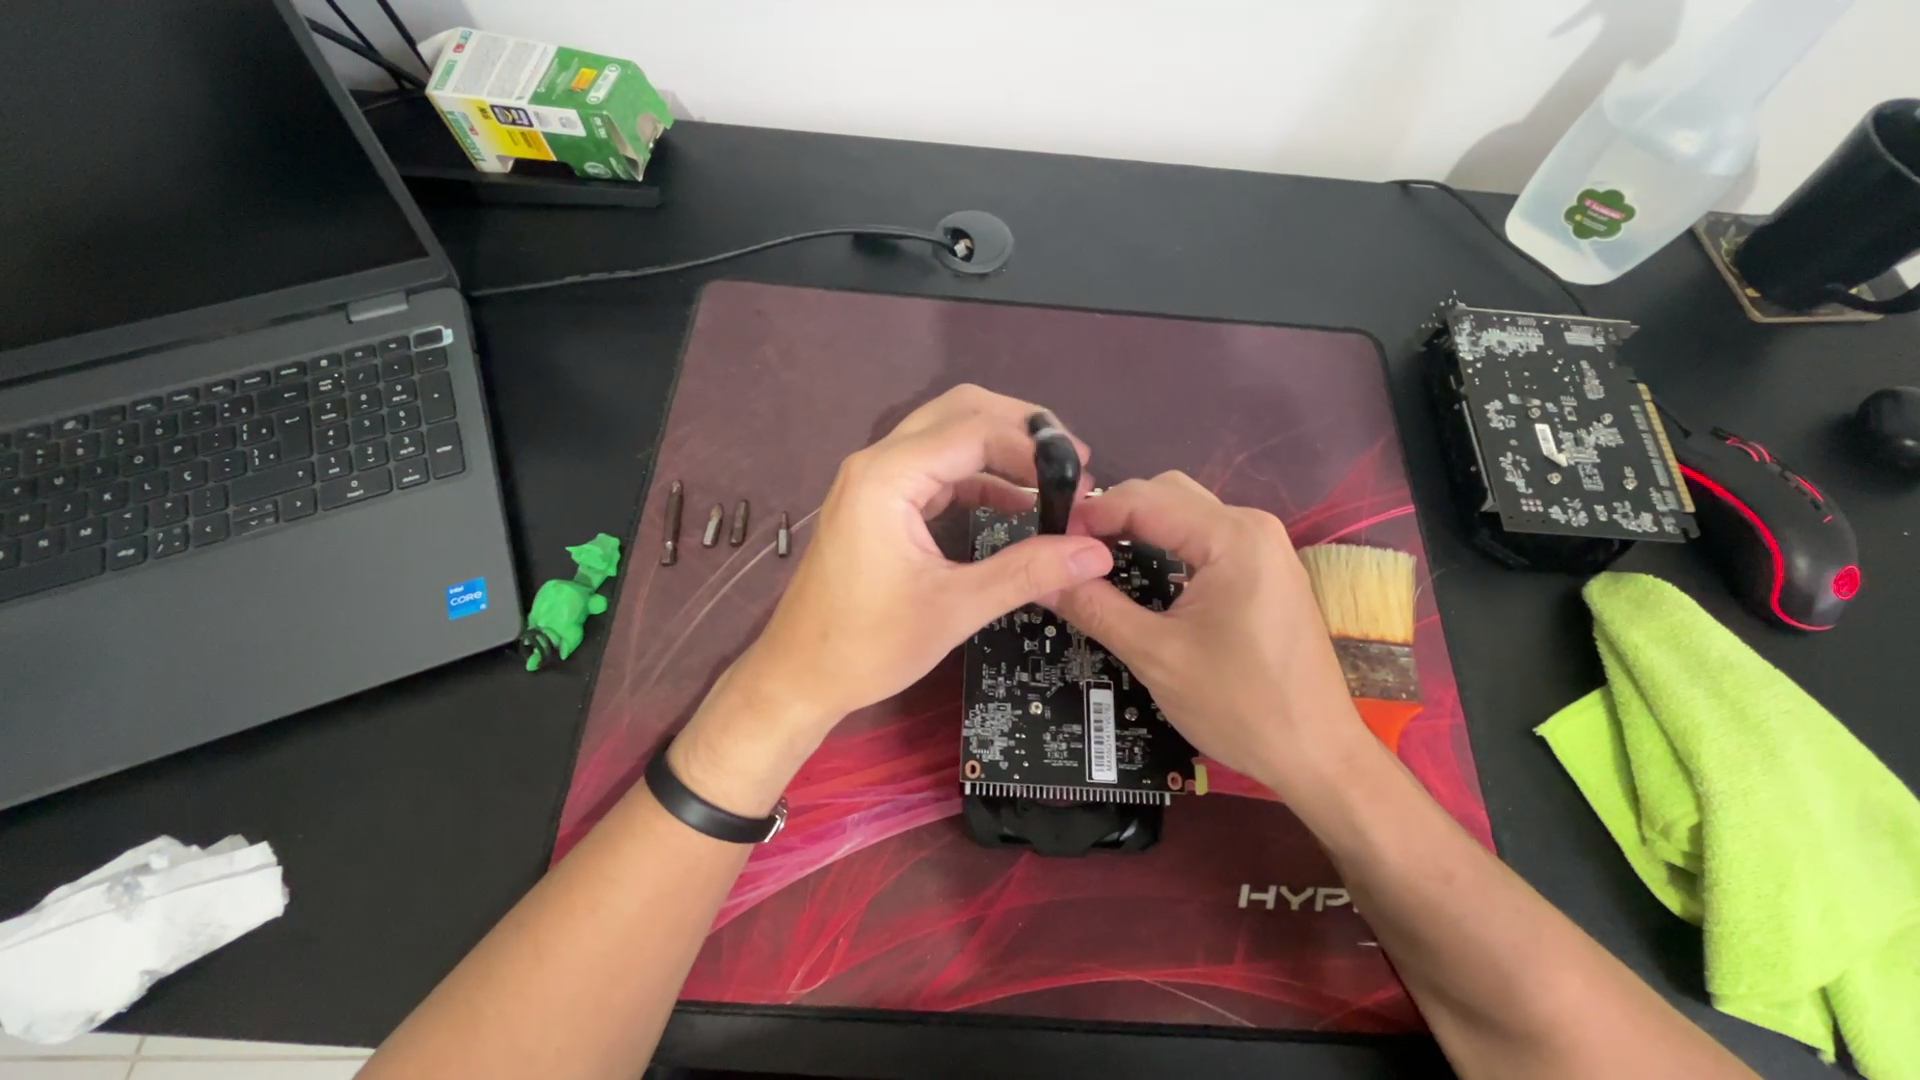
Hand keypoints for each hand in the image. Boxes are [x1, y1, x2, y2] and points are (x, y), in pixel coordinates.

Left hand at [674, 387, 1114, 813]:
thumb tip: (1096, 552)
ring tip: (1053, 482)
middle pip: (959, 412)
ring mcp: (875, 481)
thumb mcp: (954, 609)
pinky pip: (936, 470)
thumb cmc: (867, 645)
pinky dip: (978, 477)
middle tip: (1071, 464)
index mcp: (887, 477)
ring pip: (948, 436)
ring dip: (1001, 451)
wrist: (799, 677)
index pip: (975, 430)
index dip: (1035, 448)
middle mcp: (877, 463)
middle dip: (1020, 429)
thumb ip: (1027, 572)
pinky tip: (1017, 504)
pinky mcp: (879, 502)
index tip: (1080, 480)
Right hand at [1047, 472, 1372, 799]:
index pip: (1143, 499)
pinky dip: (1165, 544)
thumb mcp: (1155, 656)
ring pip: (1185, 513)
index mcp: (1232, 537)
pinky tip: (1140, 572)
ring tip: (1094, 560)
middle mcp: (1252, 527)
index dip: (1089, 514)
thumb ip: (1095, 608)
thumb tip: (1041, 581)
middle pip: (1165, 494)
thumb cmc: (1240, 705)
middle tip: (1068, 552)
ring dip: (1138, 527)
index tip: (1049, 542)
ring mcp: (1263, 547)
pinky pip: (1203, 538)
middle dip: (1112, 514)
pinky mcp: (1264, 570)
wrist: (1316, 754)